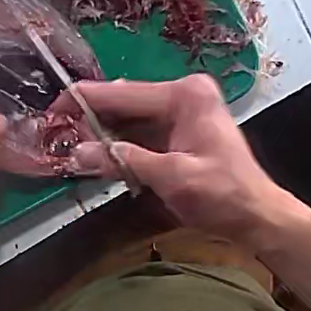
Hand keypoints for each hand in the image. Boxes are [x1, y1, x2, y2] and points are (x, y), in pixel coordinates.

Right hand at [60, 75, 304, 247]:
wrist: (258, 216)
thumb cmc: (224, 195)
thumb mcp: (172, 177)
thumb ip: (124, 161)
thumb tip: (78, 153)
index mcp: (185, 95)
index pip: (122, 93)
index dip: (83, 102)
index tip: (52, 112)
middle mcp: (182, 95)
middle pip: (123, 103)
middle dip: (90, 120)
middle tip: (56, 137)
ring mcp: (181, 113)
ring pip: (128, 119)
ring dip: (101, 135)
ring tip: (69, 149)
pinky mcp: (179, 133)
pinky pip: (140, 134)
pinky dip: (119, 146)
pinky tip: (96, 157)